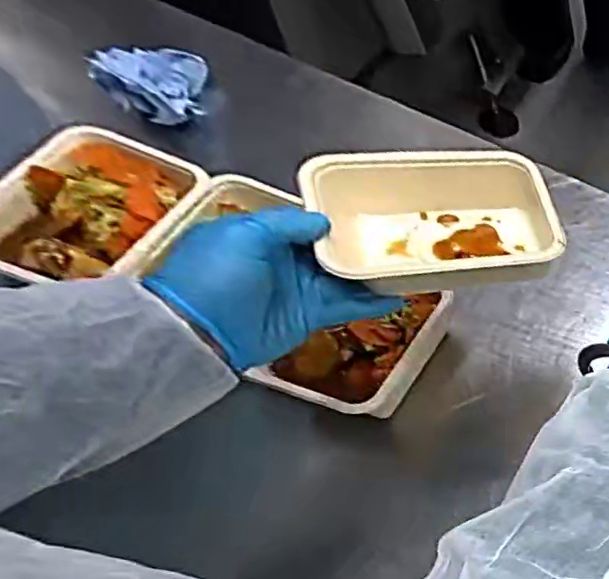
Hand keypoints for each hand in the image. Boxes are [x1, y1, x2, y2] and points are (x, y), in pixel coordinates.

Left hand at [143, 207, 400, 371]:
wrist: (206, 329)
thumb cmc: (217, 274)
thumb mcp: (244, 235)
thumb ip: (285, 224)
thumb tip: (324, 222)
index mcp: (262, 235)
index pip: (305, 225)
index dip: (333, 222)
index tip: (362, 219)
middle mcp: (284, 260)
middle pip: (330, 252)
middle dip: (357, 249)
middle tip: (391, 245)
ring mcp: (300, 289)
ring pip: (344, 279)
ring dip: (370, 276)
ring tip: (401, 270)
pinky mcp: (313, 315)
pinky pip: (349, 306)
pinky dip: (372, 303)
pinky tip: (396, 297)